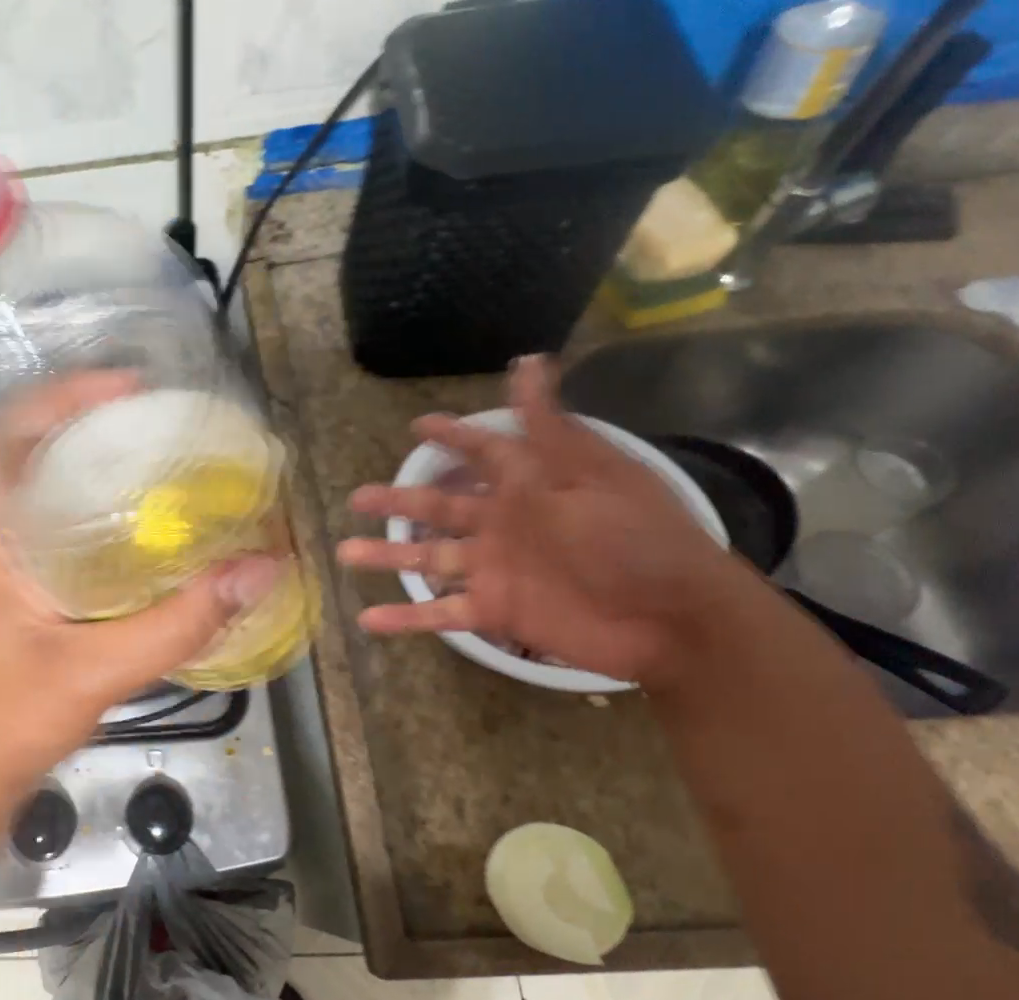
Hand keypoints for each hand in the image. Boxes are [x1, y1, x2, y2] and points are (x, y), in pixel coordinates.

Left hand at [0, 373, 282, 784]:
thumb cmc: (15, 717)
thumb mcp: (99, 670)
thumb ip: (179, 623)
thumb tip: (262, 569)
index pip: (9, 436)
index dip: (63, 398)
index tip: (128, 388)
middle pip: (32, 454)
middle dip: (90, 427)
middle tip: (158, 422)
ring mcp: (0, 563)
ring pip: (44, 491)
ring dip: (92, 467)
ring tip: (157, 459)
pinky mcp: (17, 588)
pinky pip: (55, 527)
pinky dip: (94, 511)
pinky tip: (141, 527)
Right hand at [336, 356, 737, 682]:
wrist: (672, 617)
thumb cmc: (635, 537)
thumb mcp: (589, 472)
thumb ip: (547, 426)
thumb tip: (527, 362)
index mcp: (528, 486)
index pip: (480, 454)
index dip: (451, 438)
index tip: (417, 427)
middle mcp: (504, 524)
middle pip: (438, 509)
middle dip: (398, 500)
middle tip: (358, 496)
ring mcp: (495, 570)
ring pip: (427, 560)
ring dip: (387, 555)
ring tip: (346, 551)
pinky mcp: (495, 611)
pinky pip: (440, 614)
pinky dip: (405, 618)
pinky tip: (367, 619)